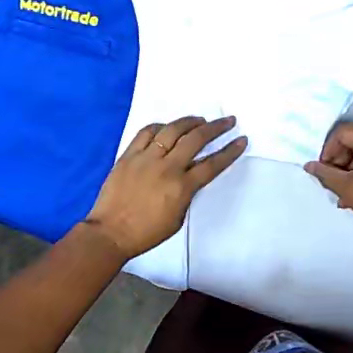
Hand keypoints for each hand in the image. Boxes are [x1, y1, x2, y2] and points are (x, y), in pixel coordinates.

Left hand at [80, 116, 246, 258]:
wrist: (111, 232)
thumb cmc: (146, 233)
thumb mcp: (177, 218)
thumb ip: (186, 193)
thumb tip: (190, 176)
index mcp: (182, 187)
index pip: (212, 164)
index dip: (229, 151)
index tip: (241, 140)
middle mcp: (166, 168)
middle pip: (196, 139)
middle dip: (216, 128)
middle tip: (227, 121)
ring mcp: (146, 159)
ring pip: (172, 130)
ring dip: (190, 122)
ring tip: (200, 120)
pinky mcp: (128, 155)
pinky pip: (146, 133)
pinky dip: (160, 126)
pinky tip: (167, 127)